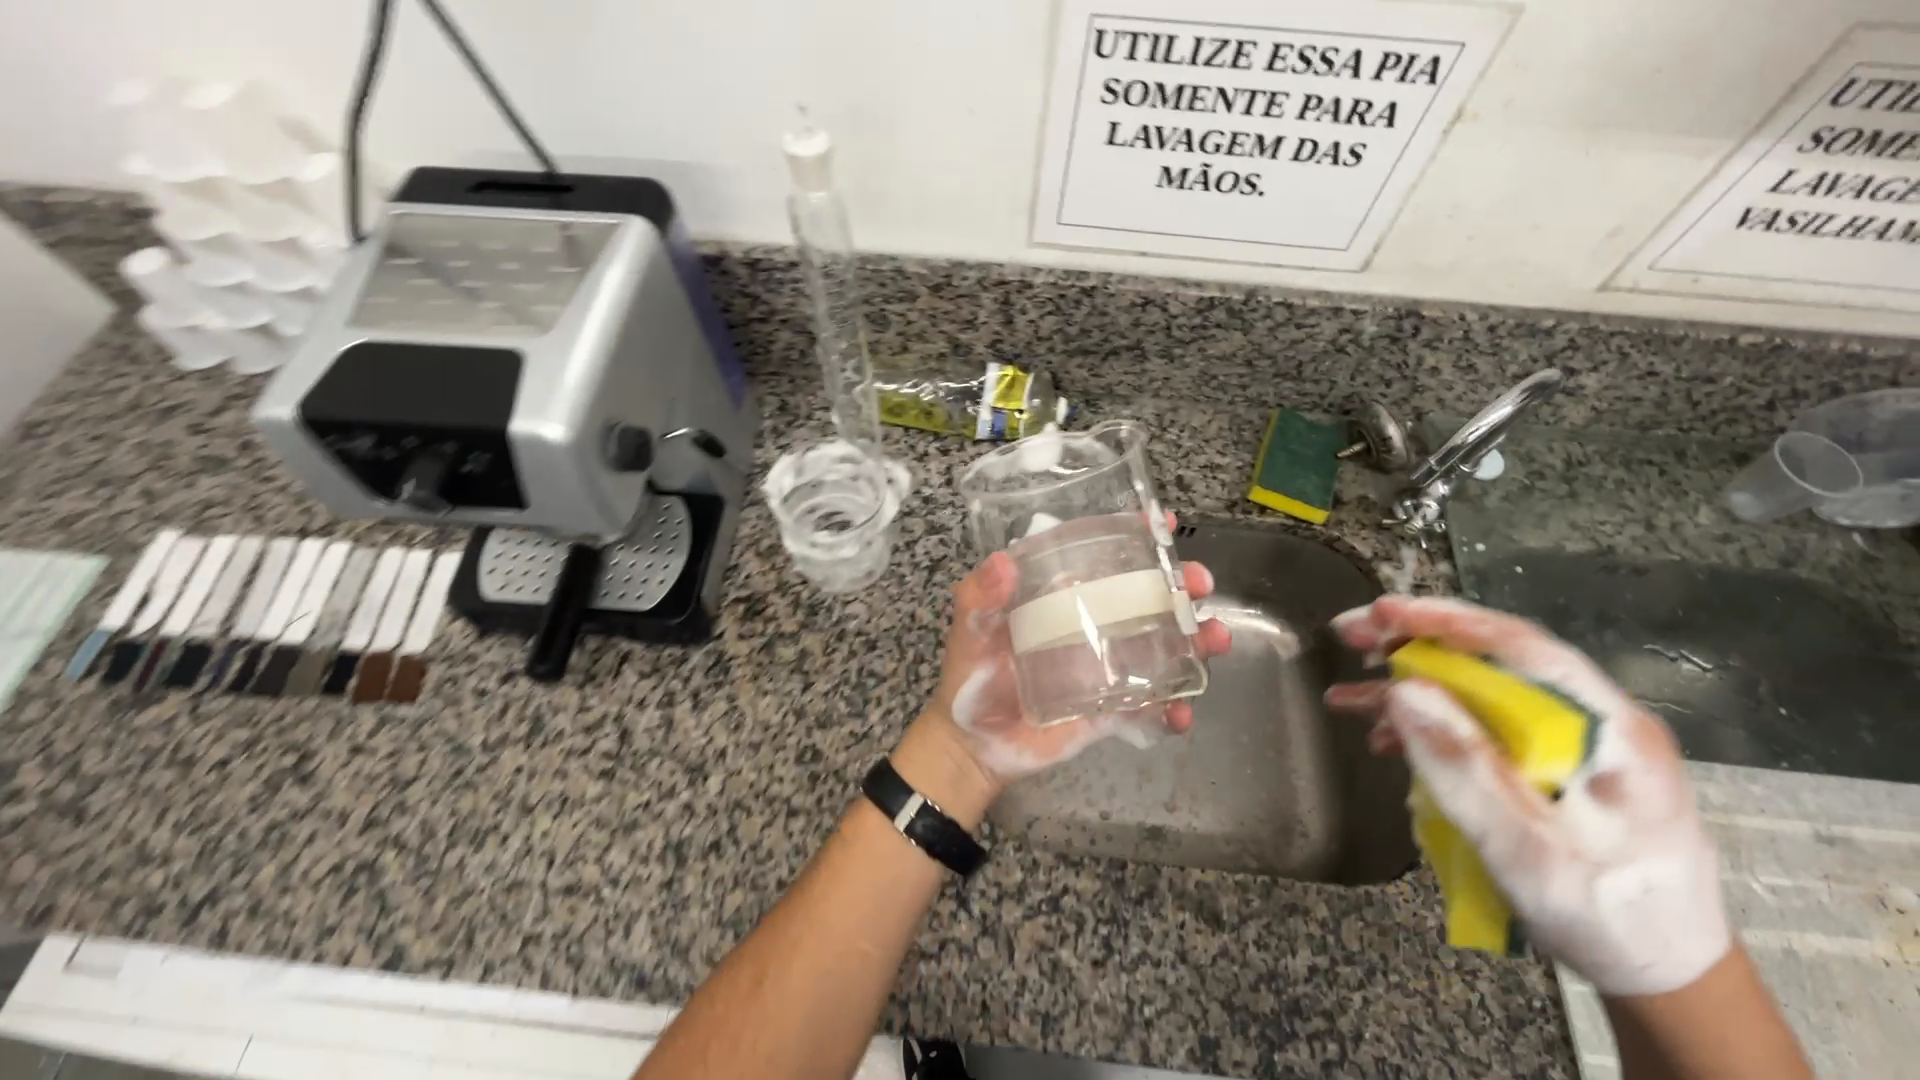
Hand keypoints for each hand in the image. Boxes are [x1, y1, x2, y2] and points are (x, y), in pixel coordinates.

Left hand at [916, 543, 1229, 788]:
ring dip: (1199, 639)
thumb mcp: (970, 630)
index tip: (1163, 522)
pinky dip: (1175, 708)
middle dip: (1183, 585)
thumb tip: (1002, 561)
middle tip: (1197, 583)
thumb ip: (979, 597)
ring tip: (1214, 639)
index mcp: (1064, 596)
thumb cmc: (971, 676)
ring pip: (1168, 645)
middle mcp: (1095, 624)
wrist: (973, 742)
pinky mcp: (1115, 708)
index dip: (1138, 537)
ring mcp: (1110, 666)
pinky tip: (1180, 712)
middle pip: (1151, 596)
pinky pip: (1155, 705)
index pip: (1106, 556)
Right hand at [1324, 595, 1730, 997]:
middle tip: (1350, 637)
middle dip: (1417, 645)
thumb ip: (1466, 769)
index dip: (1446, 621)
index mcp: (1608, 730)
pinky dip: (1433, 726)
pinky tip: (1390, 738)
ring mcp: (1574, 744)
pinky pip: (1485, 729)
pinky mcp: (1554, 767)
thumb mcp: (1527, 850)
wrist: (1666, 974)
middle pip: (1497, 661)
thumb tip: (1405, 693)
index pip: (1522, 647)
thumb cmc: (1605, 915)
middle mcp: (1593, 722)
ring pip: (1483, 694)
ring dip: (1414, 688)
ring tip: (1349, 694)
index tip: (1380, 611)